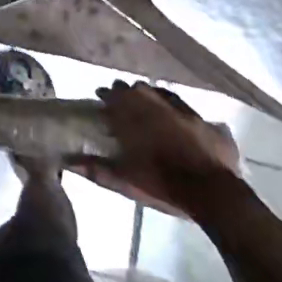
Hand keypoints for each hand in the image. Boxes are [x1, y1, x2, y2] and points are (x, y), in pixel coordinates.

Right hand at [70, 81, 243, 220]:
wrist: (212, 191)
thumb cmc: (164, 186)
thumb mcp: (127, 181)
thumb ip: (98, 170)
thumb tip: (69, 163)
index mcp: (133, 120)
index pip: (113, 98)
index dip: (105, 95)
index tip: (99, 94)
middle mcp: (153, 107)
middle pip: (134, 90)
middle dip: (124, 90)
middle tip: (118, 95)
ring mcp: (178, 110)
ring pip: (155, 91)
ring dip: (144, 92)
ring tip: (140, 96)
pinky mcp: (198, 117)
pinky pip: (177, 99)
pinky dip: (167, 98)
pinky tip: (166, 102)